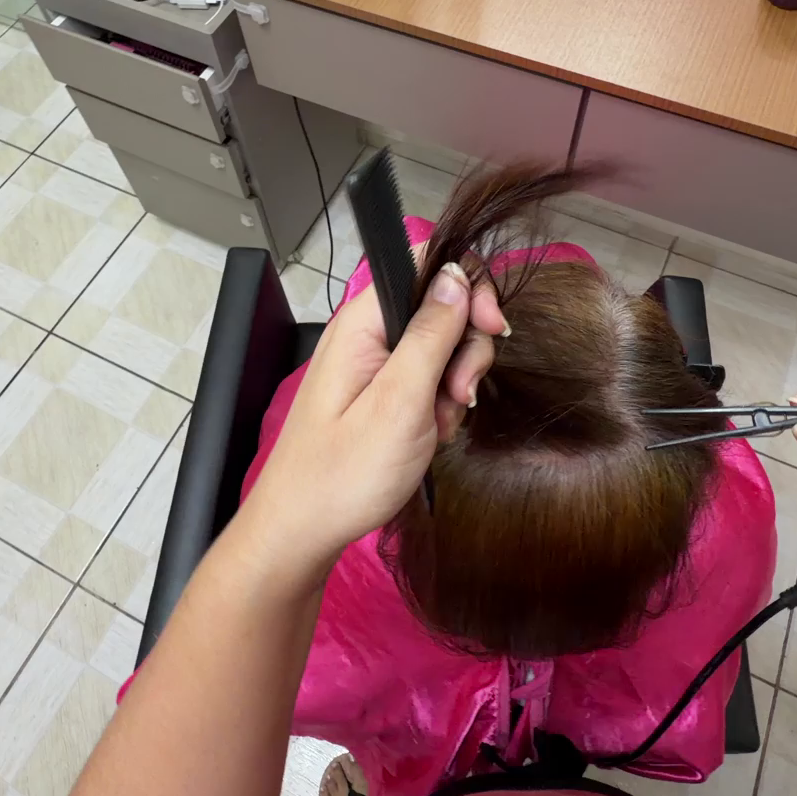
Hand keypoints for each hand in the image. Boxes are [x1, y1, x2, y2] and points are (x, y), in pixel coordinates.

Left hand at [241, 262, 506, 572]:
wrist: (304, 530)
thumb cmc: (346, 472)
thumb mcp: (401, 401)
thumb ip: (432, 334)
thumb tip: (456, 273)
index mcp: (365, 321)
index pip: (427, 265)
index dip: (468, 286)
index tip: (491, 328)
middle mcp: (370, 333)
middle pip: (443, 309)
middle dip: (465, 350)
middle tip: (459, 395)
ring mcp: (377, 364)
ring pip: (442, 349)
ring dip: (455, 385)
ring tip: (439, 425)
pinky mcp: (383, 391)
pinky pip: (429, 380)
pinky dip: (441, 405)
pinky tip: (431, 434)